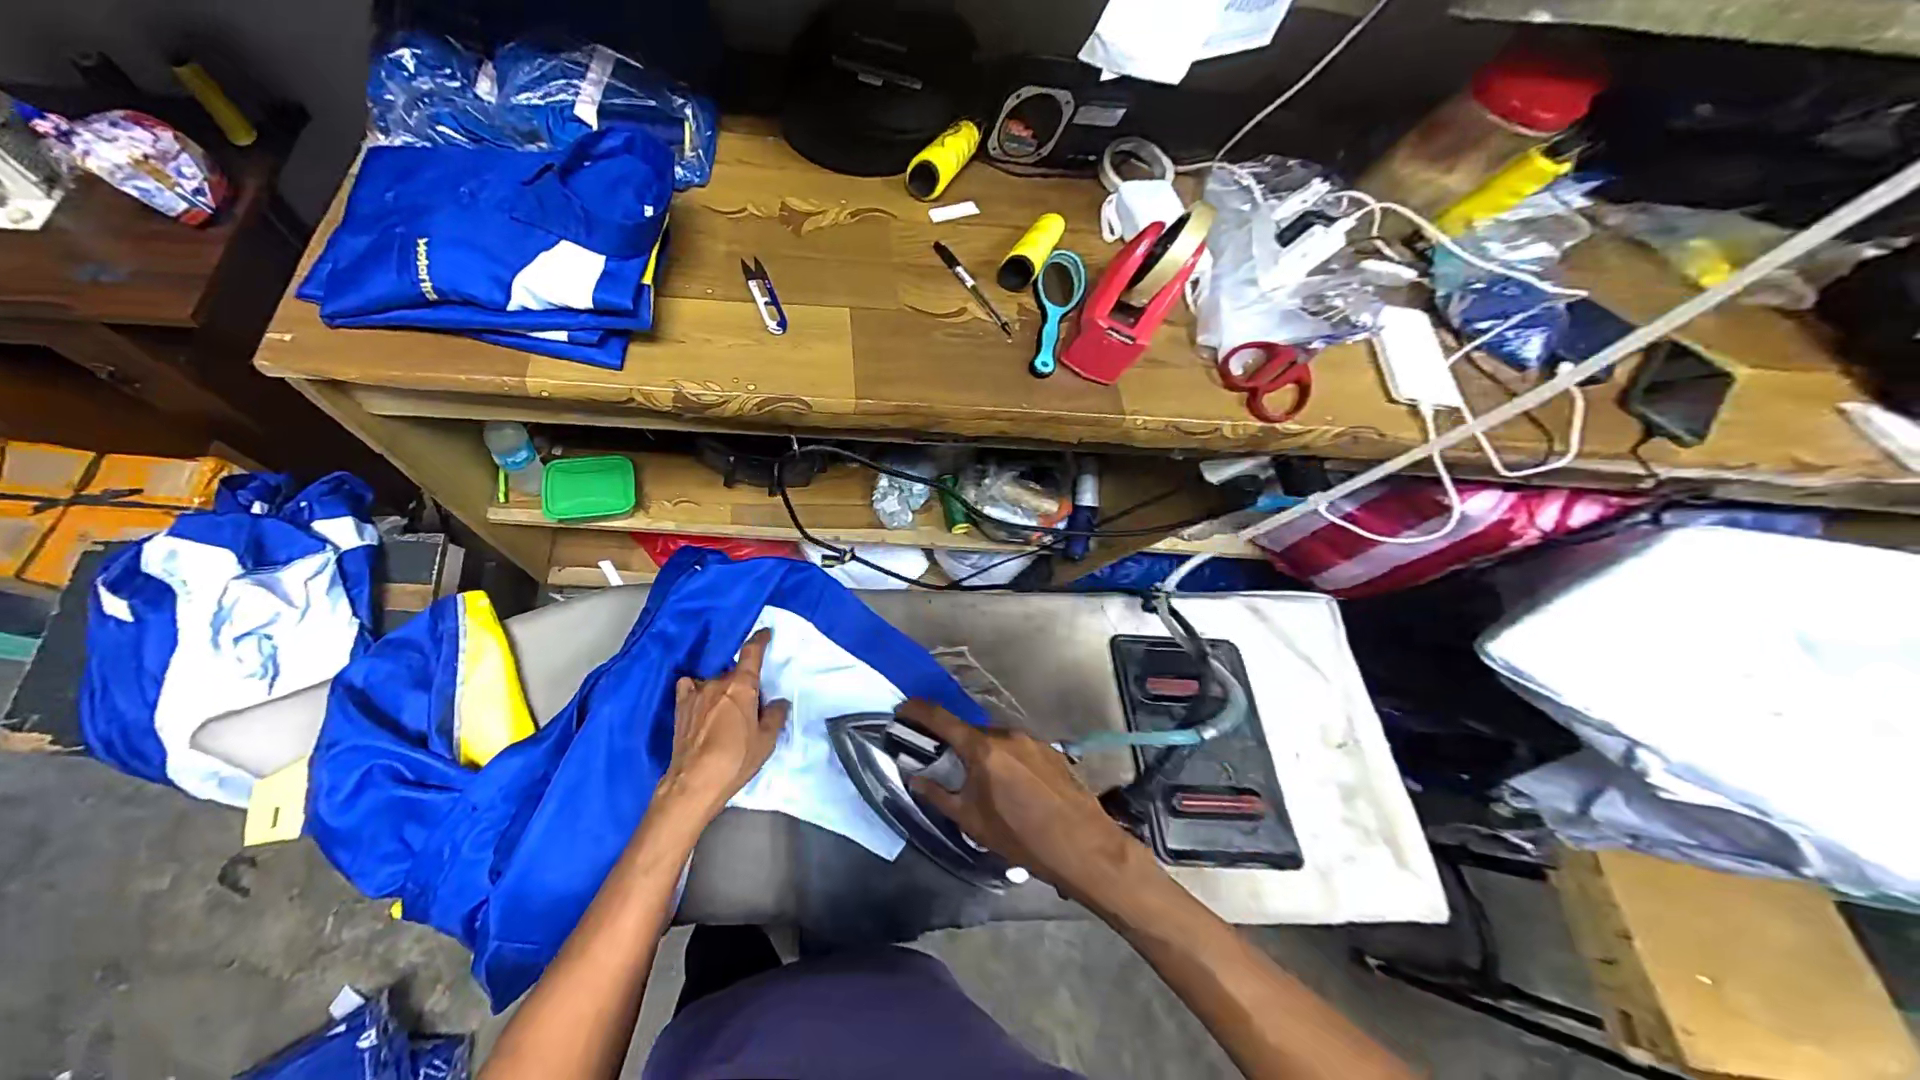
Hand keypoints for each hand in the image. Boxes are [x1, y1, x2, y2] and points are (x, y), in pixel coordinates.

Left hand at [658, 628, 790, 817]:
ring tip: (727, 712)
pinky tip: (700, 701)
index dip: (760, 640)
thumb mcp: (766, 740)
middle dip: (745, 684)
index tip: (766, 633)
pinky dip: (696, 690)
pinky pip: (689, 688)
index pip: (752, 653)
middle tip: (753, 706)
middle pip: (735, 673)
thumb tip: (777, 702)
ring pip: (715, 683)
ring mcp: (695, 694)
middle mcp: (717, 683)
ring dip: (723, 691)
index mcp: (741, 685)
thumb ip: (775, 715)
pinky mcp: (680, 708)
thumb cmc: (736, 758)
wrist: (695, 781)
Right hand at [898, 700, 1151, 907]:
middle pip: (971, 733)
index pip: (942, 718)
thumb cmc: (1020, 837)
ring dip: (985, 756)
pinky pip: (1018, 749)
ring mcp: (1032, 740)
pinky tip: (1014, 789)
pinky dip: (1007, 761)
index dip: (918, 710)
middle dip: (956, 746)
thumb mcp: (971, 821)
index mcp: (983, 749)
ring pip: (996, 741)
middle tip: (948, 767)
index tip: (903, 708)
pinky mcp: (1051, 750)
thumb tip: (915, 777)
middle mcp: (1007, 735)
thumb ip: (939, 794)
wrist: (1081, 845)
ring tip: (987, 787)